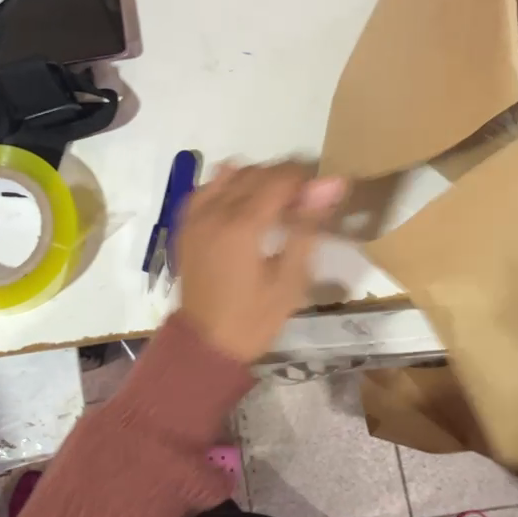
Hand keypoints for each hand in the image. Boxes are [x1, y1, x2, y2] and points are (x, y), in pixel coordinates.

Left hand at [173, 162, 345, 363]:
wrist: (206, 344)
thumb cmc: (255, 319)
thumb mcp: (291, 280)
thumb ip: (308, 227)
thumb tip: (332, 183)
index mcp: (242, 225)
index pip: (280, 178)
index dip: (306, 177)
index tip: (322, 192)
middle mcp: (214, 211)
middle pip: (256, 172)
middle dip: (284, 178)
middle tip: (304, 203)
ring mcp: (195, 216)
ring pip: (230, 174)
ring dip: (256, 179)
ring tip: (275, 205)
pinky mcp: (185, 225)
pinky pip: (207, 188)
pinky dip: (227, 186)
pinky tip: (241, 206)